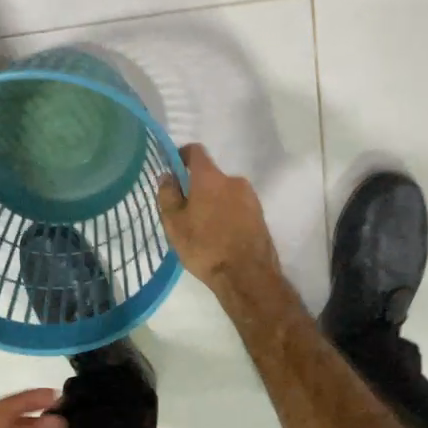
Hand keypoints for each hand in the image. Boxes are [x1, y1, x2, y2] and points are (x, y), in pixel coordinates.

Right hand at [157, 143, 284, 293]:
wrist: (247, 275)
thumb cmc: (205, 246)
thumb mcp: (175, 223)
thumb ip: (168, 195)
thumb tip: (167, 176)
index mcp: (210, 177)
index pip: (195, 151)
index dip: (182, 155)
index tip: (173, 169)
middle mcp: (233, 180)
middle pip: (210, 176)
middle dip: (197, 187)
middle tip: (185, 210)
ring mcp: (250, 197)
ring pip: (225, 192)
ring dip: (213, 202)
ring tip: (203, 228)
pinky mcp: (260, 215)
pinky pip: (237, 206)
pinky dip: (227, 214)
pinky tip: (220, 236)